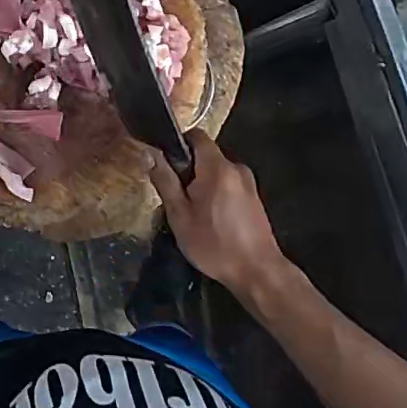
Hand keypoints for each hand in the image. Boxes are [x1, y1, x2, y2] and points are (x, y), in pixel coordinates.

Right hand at [148, 131, 293, 295]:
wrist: (257, 271)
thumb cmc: (213, 244)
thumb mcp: (180, 215)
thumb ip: (165, 181)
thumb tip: (149, 153)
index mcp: (217, 167)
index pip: (197, 136)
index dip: (179, 143)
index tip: (166, 164)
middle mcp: (236, 168)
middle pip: (206, 156)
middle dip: (189, 171)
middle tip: (176, 199)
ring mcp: (249, 183)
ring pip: (217, 173)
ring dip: (202, 185)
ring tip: (193, 215)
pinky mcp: (254, 198)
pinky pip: (229, 185)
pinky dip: (217, 195)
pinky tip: (212, 221)